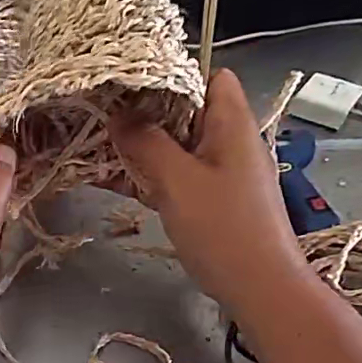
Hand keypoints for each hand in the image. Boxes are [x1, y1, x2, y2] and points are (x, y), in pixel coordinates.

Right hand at [111, 69, 310, 319]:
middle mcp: (229, 141)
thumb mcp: (177, 181)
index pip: (210, 75)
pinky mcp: (212, 199)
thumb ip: (146, 143)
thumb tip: (118, 115)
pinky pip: (177, 175)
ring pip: (177, 145)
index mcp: (231, 124)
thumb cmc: (223, 229)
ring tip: (101, 149)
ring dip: (142, 148)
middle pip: (186, 111)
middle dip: (145, 114)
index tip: (130, 89)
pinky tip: (116, 181)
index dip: (173, 75)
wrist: (260, 287)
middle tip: (105, 119)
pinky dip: (150, 175)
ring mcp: (221, 172)